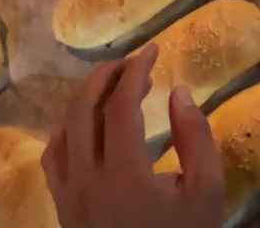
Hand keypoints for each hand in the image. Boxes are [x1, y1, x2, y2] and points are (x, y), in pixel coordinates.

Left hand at [43, 44, 225, 227]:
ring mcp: (69, 198)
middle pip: (82, 111)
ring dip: (85, 98)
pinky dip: (68, 128)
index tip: (154, 50)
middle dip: (106, 75)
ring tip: (112, 83)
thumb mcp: (206, 189)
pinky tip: (88, 123)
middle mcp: (86, 181)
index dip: (136, 70)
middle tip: (132, 60)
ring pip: (62, 132)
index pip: (120, 105)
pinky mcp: (63, 210)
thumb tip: (178, 92)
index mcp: (124, 174)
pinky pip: (53, 158)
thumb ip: (196, 136)